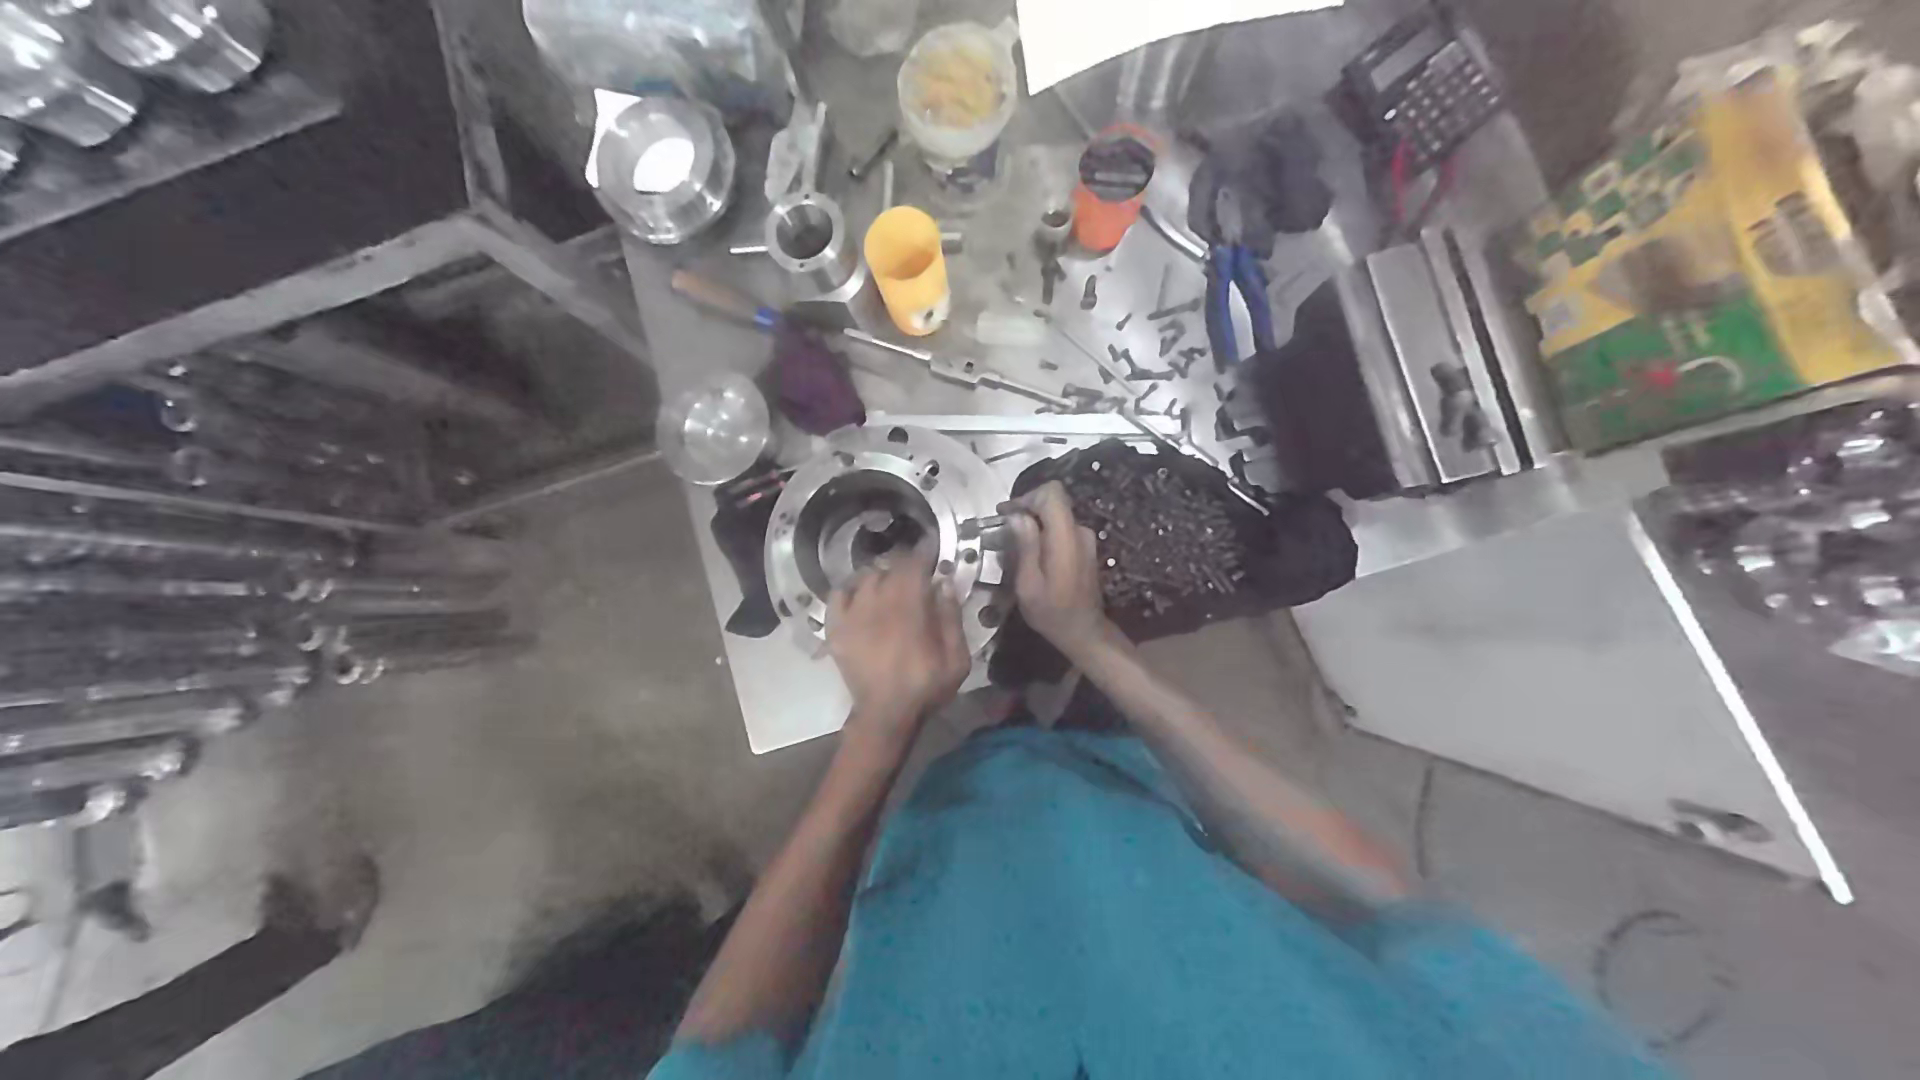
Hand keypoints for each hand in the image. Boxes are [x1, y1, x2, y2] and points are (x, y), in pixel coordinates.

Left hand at [827, 547, 970, 746]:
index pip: (914, 566)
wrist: (885, 716)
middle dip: (904, 562)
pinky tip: (860, 595)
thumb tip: (944, 583)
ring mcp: (853, 616)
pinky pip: (837, 595)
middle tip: (914, 567)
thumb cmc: (926, 688)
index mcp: (910, 610)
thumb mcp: (957, 659)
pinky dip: (850, 589)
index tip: (932, 550)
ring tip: (889, 581)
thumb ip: (952, 618)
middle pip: (889, 567)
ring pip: (865, 577)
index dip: (923, 553)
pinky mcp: (836, 629)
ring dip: (880, 574)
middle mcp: (879, 605)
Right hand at [1007, 482, 1116, 660]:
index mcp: (1066, 538)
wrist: (1083, 631)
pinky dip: (1044, 532)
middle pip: (1053, 501)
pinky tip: (1031, 552)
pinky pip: (1061, 527)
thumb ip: (1025, 546)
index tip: (1006, 514)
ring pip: (1056, 514)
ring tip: (1014, 542)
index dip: (1027, 497)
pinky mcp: (1085, 546)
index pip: (1052, 494)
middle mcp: (1080, 531)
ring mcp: (1085, 538)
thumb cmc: (1051, 612)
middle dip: (1027, 508)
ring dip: (1034, 522)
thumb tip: (1016, 516)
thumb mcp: (1028, 584)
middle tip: (1004, 528)